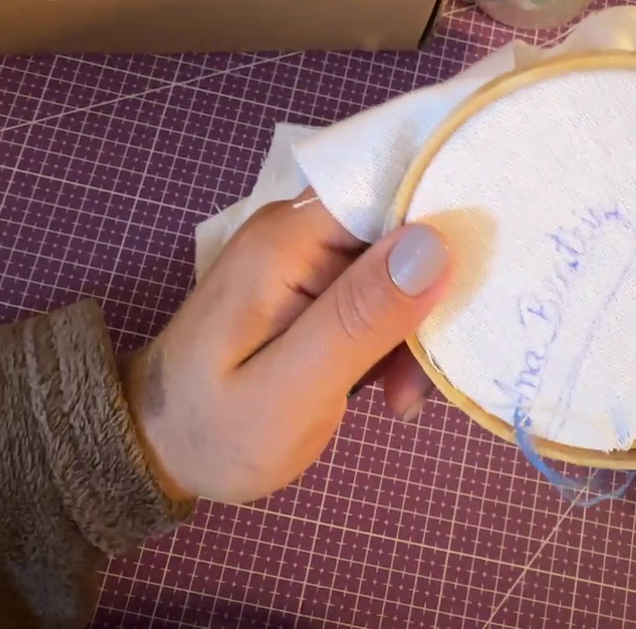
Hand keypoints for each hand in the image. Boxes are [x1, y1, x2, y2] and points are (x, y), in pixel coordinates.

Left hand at [124, 193, 452, 502]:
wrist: (156, 448)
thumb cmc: (216, 429)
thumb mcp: (291, 390)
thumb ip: (360, 317)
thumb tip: (435, 243)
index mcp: (289, 238)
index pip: (383, 187)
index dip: (440, 217)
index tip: (478, 276)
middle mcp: (299, 229)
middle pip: (398, 230)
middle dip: (430, 296)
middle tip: (421, 379)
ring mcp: (305, 255)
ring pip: (396, 264)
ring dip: (413, 326)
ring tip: (400, 397)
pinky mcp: (312, 282)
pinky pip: (376, 289)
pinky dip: (393, 335)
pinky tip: (387, 386)